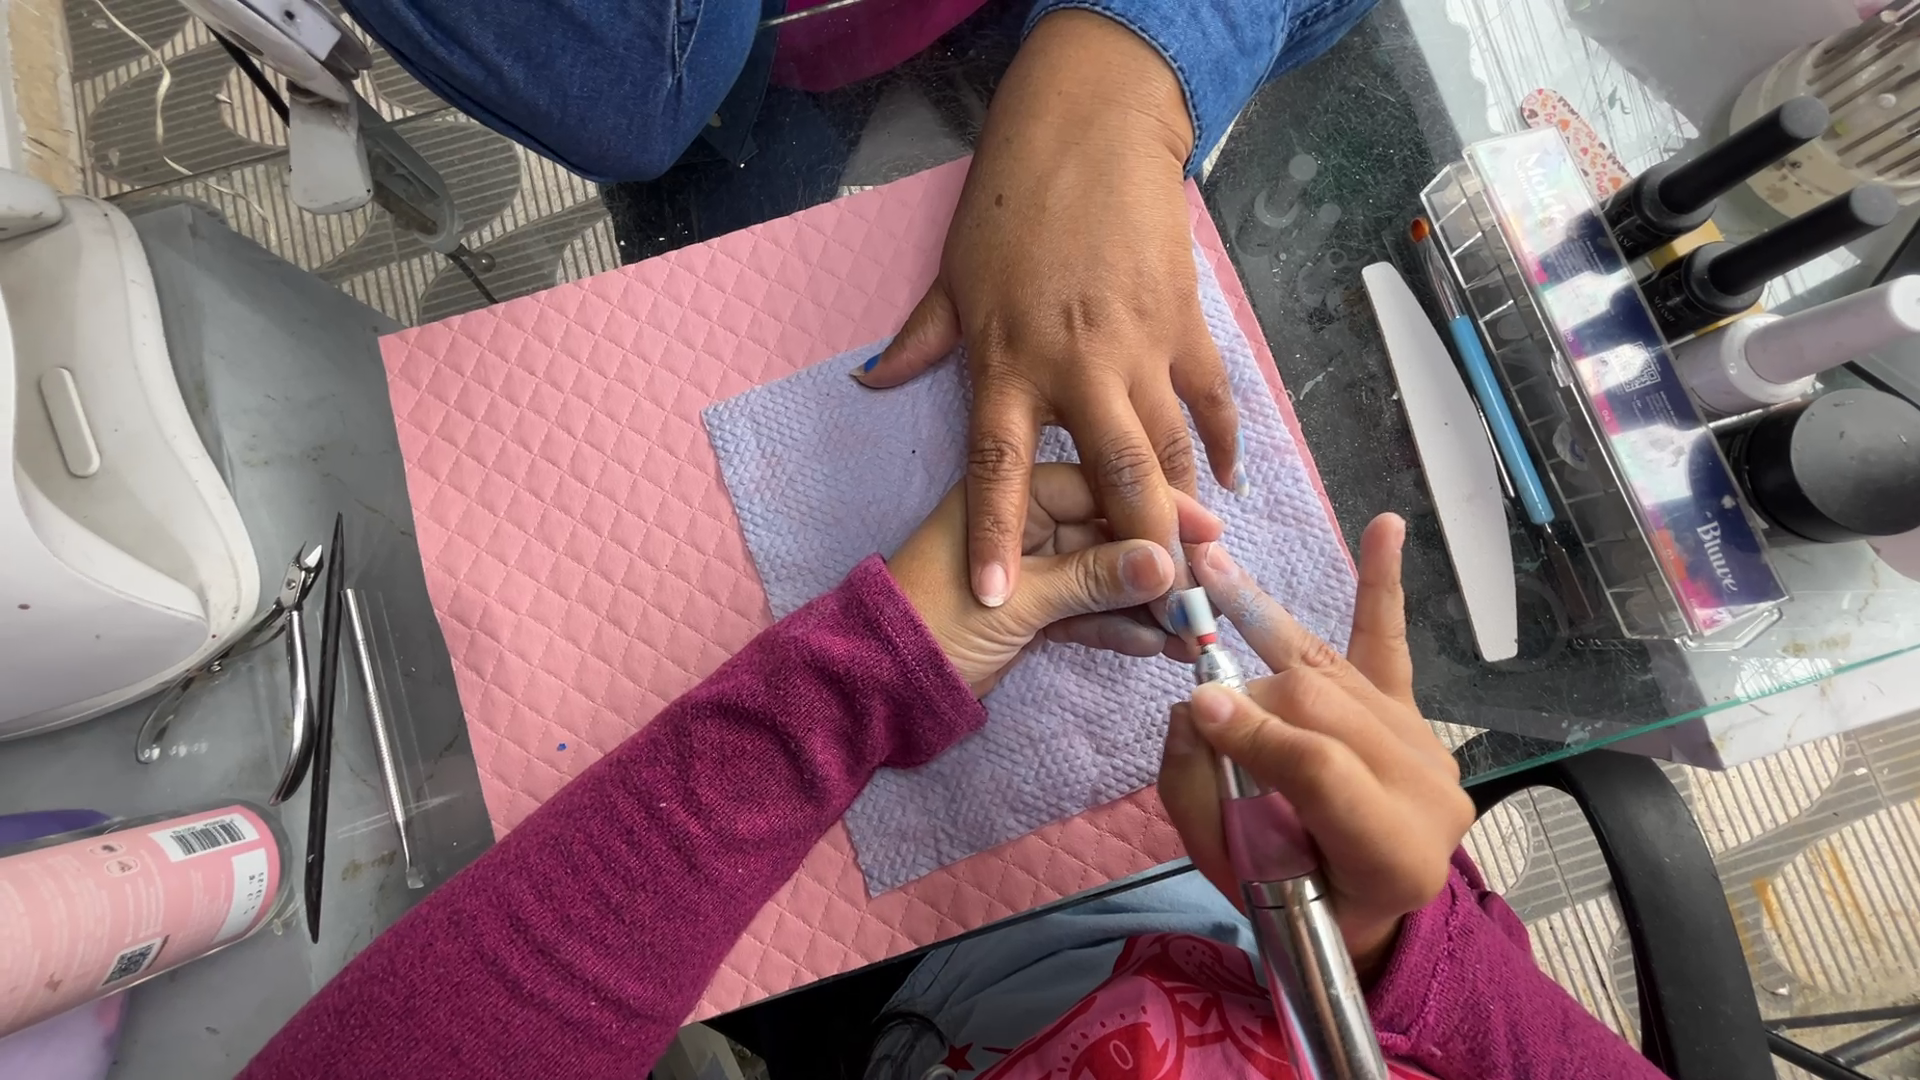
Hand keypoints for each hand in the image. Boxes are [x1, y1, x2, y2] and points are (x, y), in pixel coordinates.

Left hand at [855, 10, 1240, 609]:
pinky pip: (1213, 400)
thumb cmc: (1011, 210)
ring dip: (1186, 508)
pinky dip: (1226, 444)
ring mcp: (1140, 348)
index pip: (997, 469)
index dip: (993, 539)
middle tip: (1157, 600)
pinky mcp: (1187, 326)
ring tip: (1195, 560)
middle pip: (1112, 473)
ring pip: (1171, 447)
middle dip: (1138, 542)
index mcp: (1008, 366)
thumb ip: (918, 342)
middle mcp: (1077, 369)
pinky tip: (1228, 485)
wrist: (1092, 130)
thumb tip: (870, 380)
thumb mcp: (952, 278)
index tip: (993, 599)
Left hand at [889, 464, 1221, 695]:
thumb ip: (1092, 578)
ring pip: (1101, 576)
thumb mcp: (1020, 599)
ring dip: (1141, 604)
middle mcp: (1023, 522)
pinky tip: (1150, 645)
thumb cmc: (939, 621)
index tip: (1206, 533)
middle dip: (1155, 566)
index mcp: (1006, 494)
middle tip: (1206, 592)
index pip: (1096, 487)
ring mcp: (1030, 566)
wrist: (883, 682)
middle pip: (1106, 534)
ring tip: (1188, 633)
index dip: (1152, 509)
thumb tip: (1166, 562)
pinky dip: (1112, 626)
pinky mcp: (1033, 607)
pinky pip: (1083, 608)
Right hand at [1156, 514, 1473, 978]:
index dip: (1257, 731)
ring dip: (1262, 619)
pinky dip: (1381, 586)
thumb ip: (1199, 795)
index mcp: (1389, 849)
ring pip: (1328, 668)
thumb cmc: (1291, 894)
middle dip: (1248, 692)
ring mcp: (1422, 741)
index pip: (1321, 768)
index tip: (1196, 706)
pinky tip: (1384, 527)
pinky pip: (1386, 645)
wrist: (1366, 903)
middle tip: (1198, 690)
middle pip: (1321, 703)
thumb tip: (1191, 709)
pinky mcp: (1409, 712)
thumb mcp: (1230, 870)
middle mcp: (1424, 786)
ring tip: (1211, 570)